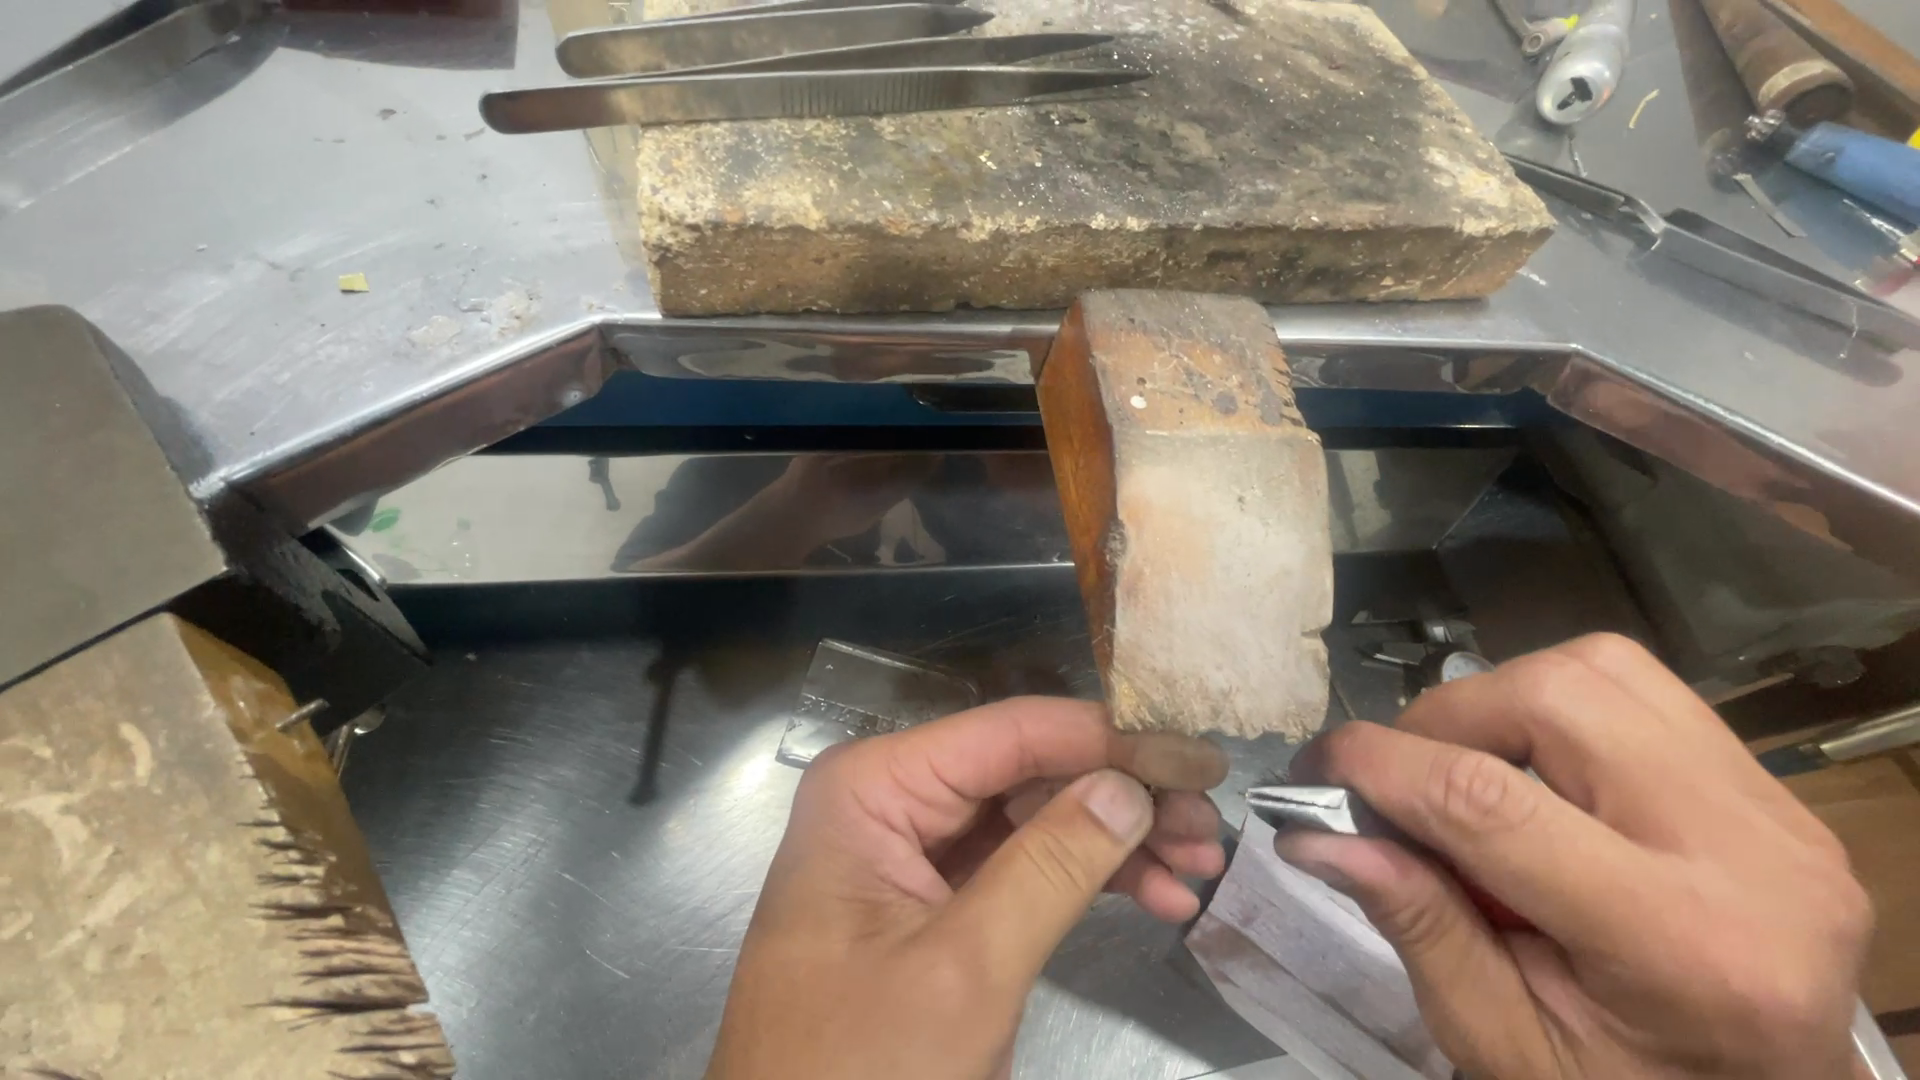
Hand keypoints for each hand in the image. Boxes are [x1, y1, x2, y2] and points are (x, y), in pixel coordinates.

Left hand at [707, 697, 1227, 1079]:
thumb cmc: (860, 1070)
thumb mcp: (962, 971)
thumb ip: (1049, 867)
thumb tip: (1130, 786)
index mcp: (876, 784)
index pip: (1012, 733)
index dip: (1111, 739)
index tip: (1198, 759)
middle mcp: (893, 796)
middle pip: (1029, 771)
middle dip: (1122, 798)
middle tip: (1210, 825)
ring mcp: (913, 846)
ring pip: (1035, 816)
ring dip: (1118, 841)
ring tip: (1199, 866)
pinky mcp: (935, 897)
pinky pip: (1022, 865)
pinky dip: (1089, 879)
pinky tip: (1156, 897)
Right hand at [1275, 633, 1872, 1079]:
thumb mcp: (1496, 1037)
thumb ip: (1413, 922)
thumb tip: (1312, 832)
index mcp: (1683, 946)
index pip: (1489, 801)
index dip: (1377, 765)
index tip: (1312, 771)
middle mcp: (1750, 855)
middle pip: (1553, 699)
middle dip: (1440, 721)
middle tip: (1400, 780)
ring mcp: (1774, 809)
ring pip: (1593, 669)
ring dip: (1495, 702)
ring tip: (1464, 767)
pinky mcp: (1767, 786)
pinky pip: (1633, 686)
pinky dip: (1550, 702)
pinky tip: (1531, 765)